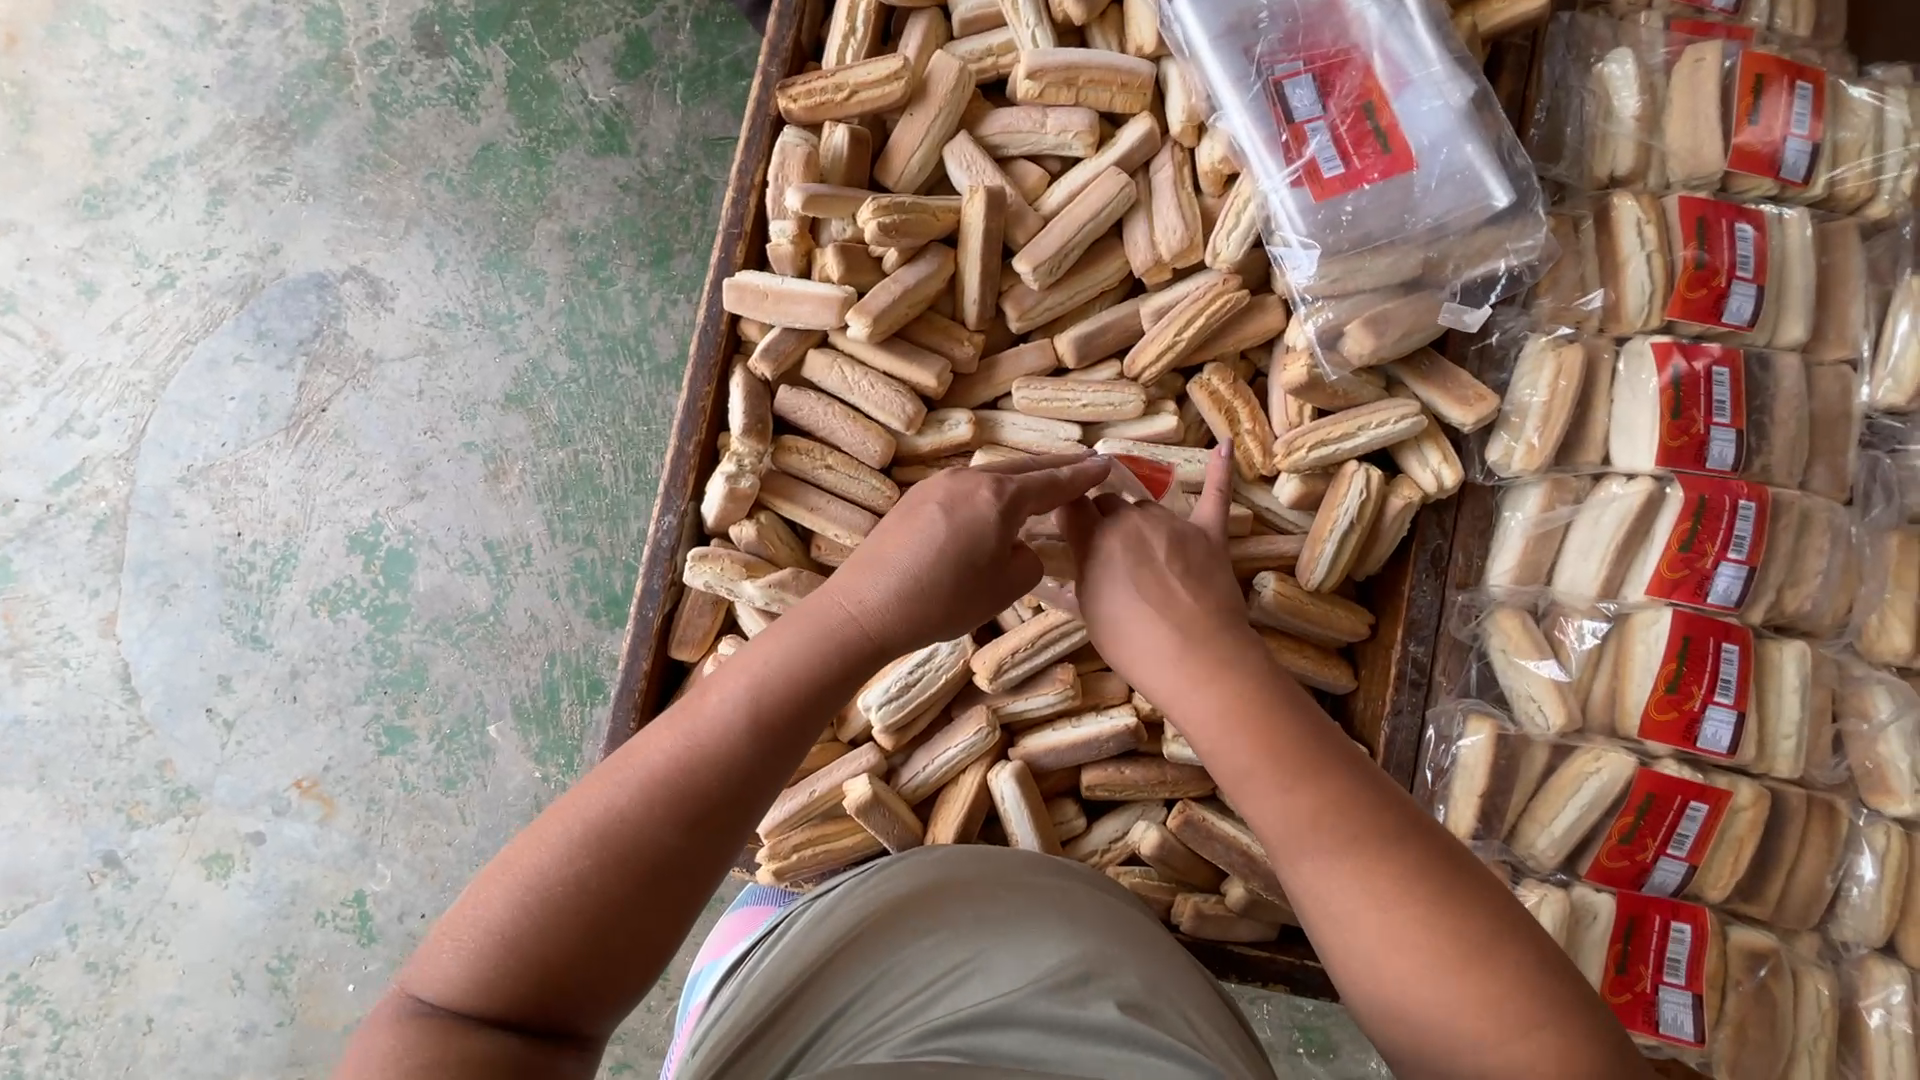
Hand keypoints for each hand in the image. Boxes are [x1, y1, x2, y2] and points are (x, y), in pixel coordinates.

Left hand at [813, 453, 1112, 658]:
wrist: (867, 607)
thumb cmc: (943, 601)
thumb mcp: (1004, 589)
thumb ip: (1027, 560)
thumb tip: (1017, 546)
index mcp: (1000, 497)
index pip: (1053, 482)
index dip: (1083, 475)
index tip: (1106, 465)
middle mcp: (970, 479)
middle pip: (1023, 468)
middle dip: (1055, 468)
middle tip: (1082, 465)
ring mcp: (937, 484)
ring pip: (991, 474)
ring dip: (1020, 478)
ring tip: (1039, 484)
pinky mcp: (914, 498)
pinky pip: (966, 486)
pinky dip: (990, 491)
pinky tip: (990, 505)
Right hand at [1056, 443, 1264, 702]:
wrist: (1194, 657)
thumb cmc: (1130, 642)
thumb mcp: (1088, 605)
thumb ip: (1083, 565)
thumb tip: (1083, 545)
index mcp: (1094, 537)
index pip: (1074, 505)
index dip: (1070, 514)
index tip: (1069, 525)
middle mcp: (1130, 519)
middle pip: (1111, 505)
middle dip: (1106, 523)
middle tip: (1110, 558)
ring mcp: (1172, 524)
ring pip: (1148, 508)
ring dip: (1142, 523)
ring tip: (1147, 556)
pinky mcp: (1209, 534)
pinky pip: (1215, 496)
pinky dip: (1219, 471)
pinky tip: (1224, 446)